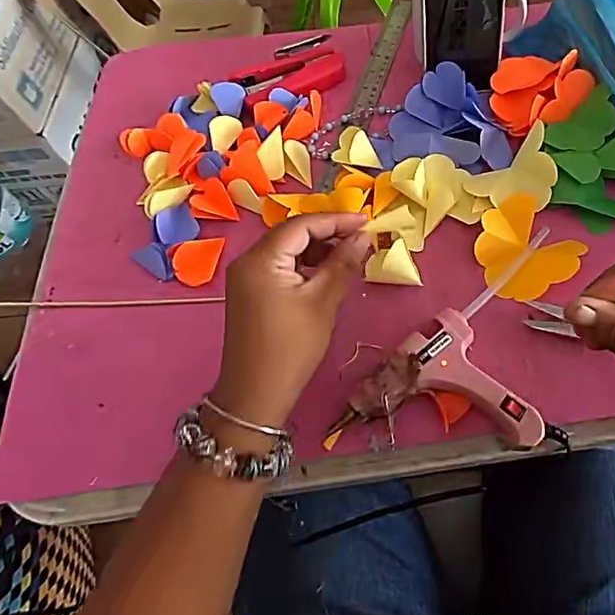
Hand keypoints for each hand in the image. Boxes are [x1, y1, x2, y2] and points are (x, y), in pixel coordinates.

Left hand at [214, 213, 370, 428]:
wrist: (256, 394)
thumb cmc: (292, 347)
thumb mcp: (323, 302)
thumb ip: (343, 264)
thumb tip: (363, 237)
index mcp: (261, 259)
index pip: (301, 225)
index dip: (336, 220)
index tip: (367, 221)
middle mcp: (248, 261)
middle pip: (293, 234)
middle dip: (328, 233)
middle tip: (362, 238)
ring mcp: (247, 276)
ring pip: (288, 249)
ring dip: (319, 249)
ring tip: (351, 256)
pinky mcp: (251, 291)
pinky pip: (281, 265)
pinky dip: (306, 265)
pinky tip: (329, 273)